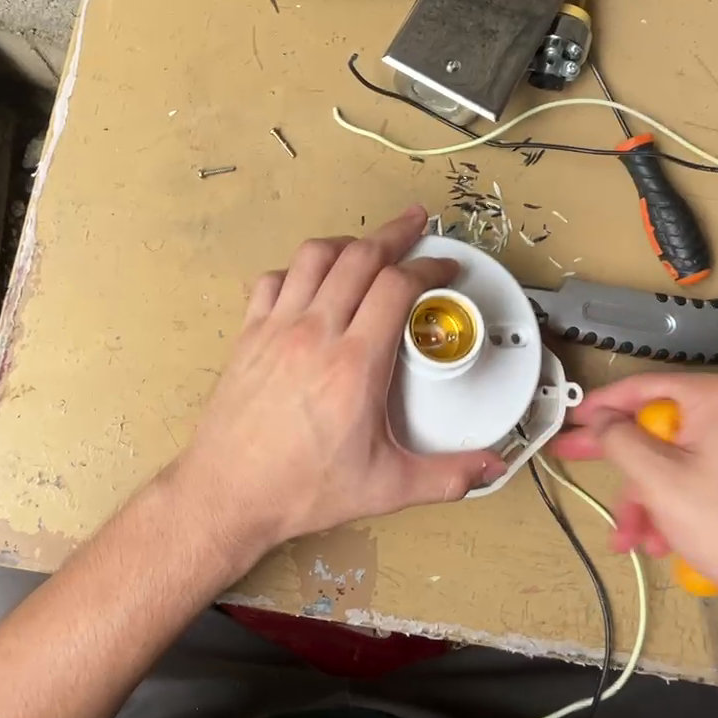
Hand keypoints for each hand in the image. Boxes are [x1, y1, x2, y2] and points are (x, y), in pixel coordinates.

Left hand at [166, 206, 503, 559]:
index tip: (446, 268)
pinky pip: (272, 280)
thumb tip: (490, 470)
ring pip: (313, 257)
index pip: (398, 287)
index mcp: (355, 364)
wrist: (227, 493)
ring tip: (368, 245)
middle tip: (416, 224)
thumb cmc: (299, 489)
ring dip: (347, 243)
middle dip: (395, 233)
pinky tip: (310, 280)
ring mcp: (276, 329)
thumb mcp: (385, 488)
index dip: (429, 267)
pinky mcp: (249, 336)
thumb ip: (445, 476)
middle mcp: (315, 334)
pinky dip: (296, 269)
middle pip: (359, 257)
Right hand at [547, 373, 717, 620]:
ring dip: (646, 500)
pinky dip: (675, 509)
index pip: (644, 387)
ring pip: (675, 463)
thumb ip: (620, 440)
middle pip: (658, 429)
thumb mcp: (660, 480)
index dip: (601, 404)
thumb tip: (601, 418)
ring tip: (630, 539)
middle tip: (571, 459)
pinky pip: (700, 483)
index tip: (570, 420)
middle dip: (620, 463)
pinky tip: (662, 545)